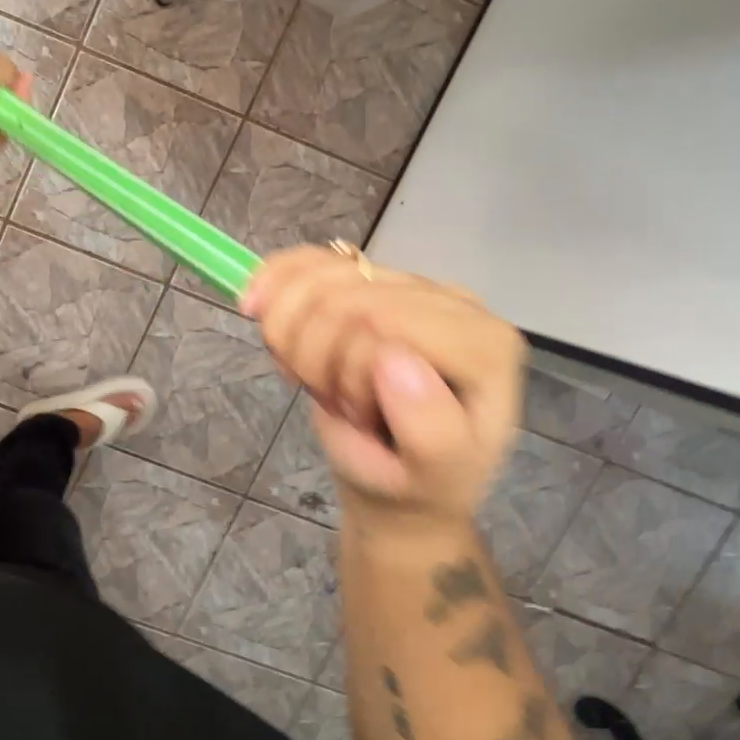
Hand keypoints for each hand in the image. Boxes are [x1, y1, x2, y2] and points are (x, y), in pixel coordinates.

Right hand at [241, 245, 525, 529]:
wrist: (398, 478)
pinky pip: (305, 259)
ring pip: (317, 276)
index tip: (354, 412)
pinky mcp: (368, 281)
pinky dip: (272, 284)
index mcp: (483, 346)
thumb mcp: (433, 475)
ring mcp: (408, 286)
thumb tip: (393, 359)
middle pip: (347, 296)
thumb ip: (429, 427)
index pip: (385, 322)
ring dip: (289, 329)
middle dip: (314, 353)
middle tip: (328, 397)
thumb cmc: (415, 480)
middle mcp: (454, 303)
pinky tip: (256, 307)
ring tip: (307, 371)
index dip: (347, 366)